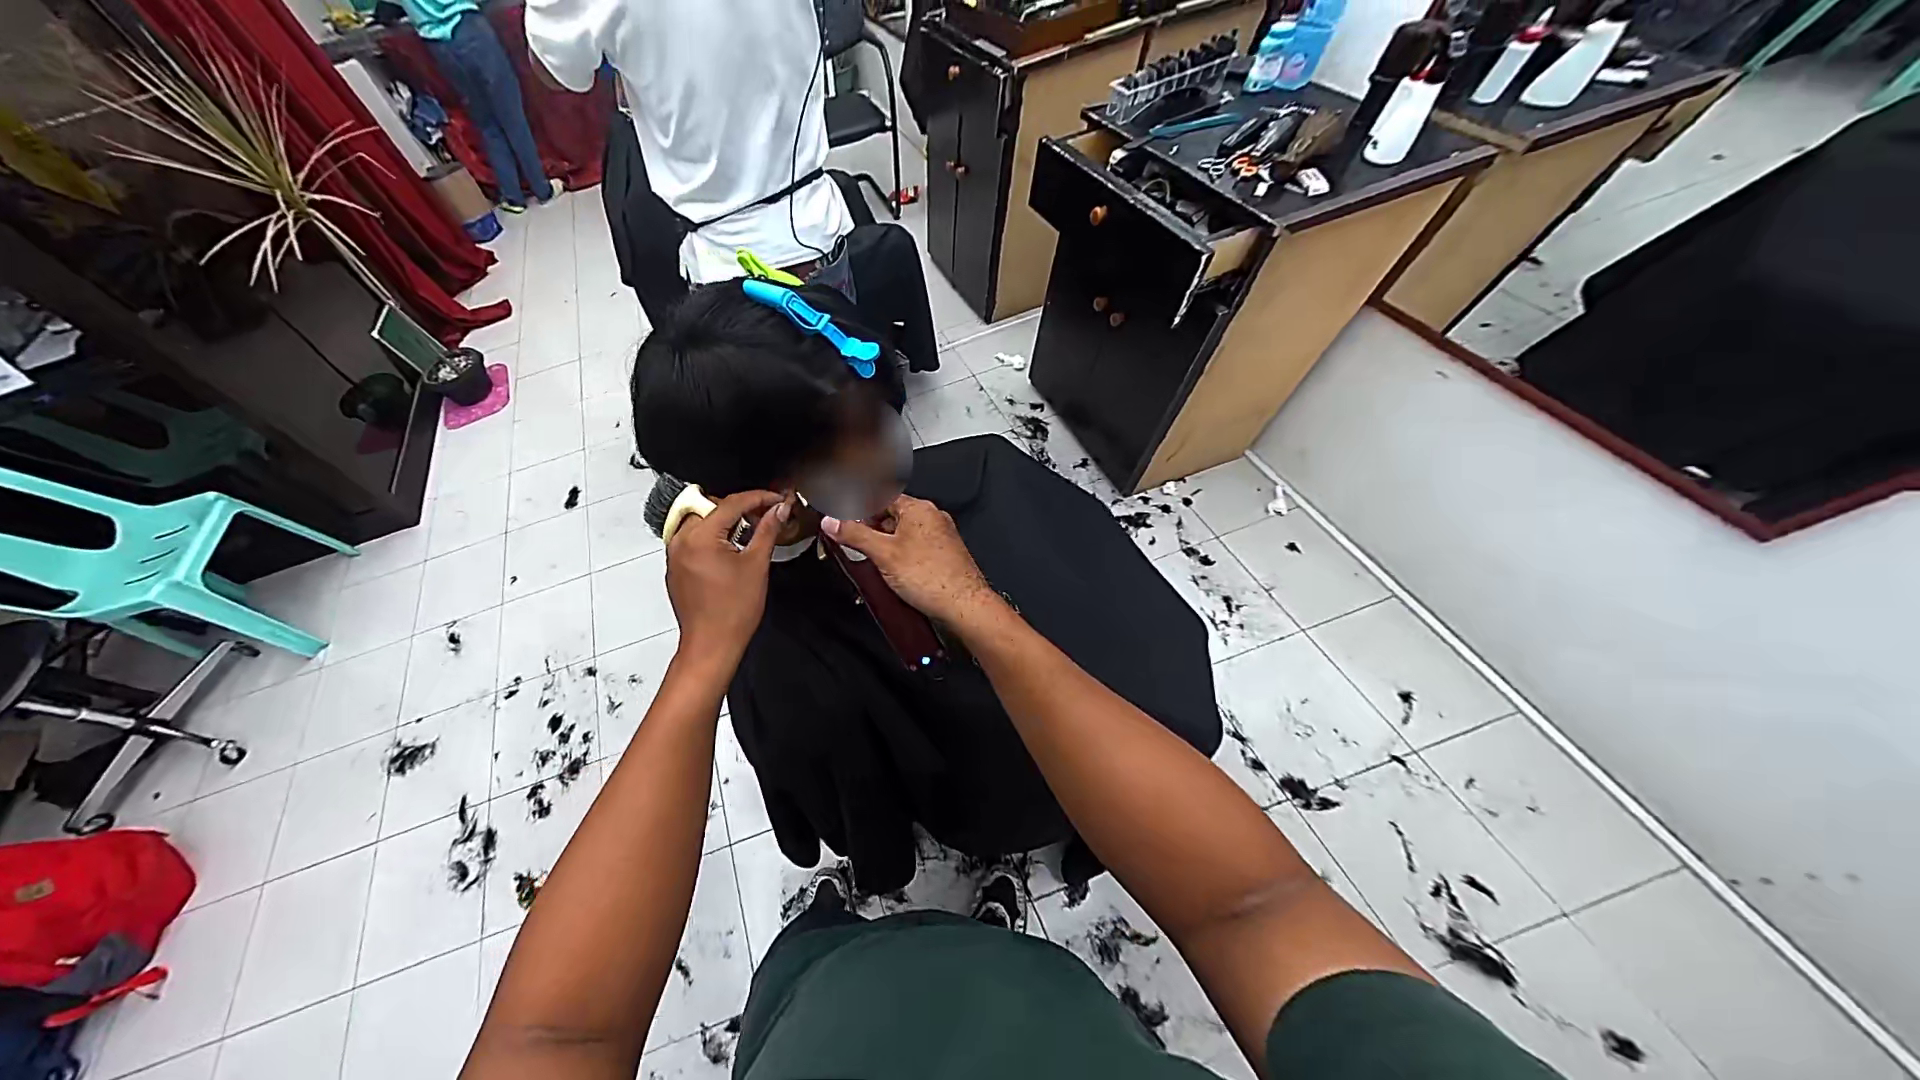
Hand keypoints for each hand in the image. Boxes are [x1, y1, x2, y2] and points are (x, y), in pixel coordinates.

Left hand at [666, 491, 789, 660]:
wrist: (712, 644)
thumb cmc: (732, 613)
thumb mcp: (757, 564)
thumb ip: (768, 530)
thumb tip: (778, 510)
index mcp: (700, 537)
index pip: (731, 502)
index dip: (759, 498)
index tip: (777, 499)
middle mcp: (681, 541)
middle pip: (712, 506)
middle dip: (741, 506)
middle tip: (767, 512)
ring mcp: (675, 554)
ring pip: (702, 520)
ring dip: (727, 519)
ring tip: (752, 529)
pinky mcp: (676, 566)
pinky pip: (694, 538)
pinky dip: (714, 535)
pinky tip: (734, 546)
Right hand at [820, 495, 1002, 627]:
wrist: (964, 604)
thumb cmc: (934, 578)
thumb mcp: (883, 554)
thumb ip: (855, 535)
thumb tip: (833, 522)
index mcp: (919, 509)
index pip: (881, 496)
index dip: (859, 506)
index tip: (843, 517)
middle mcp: (932, 518)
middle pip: (891, 514)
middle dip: (870, 528)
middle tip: (853, 542)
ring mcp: (940, 536)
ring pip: (904, 533)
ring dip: (884, 544)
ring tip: (871, 561)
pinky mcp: (943, 554)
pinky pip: (915, 547)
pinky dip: (899, 555)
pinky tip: (892, 572)